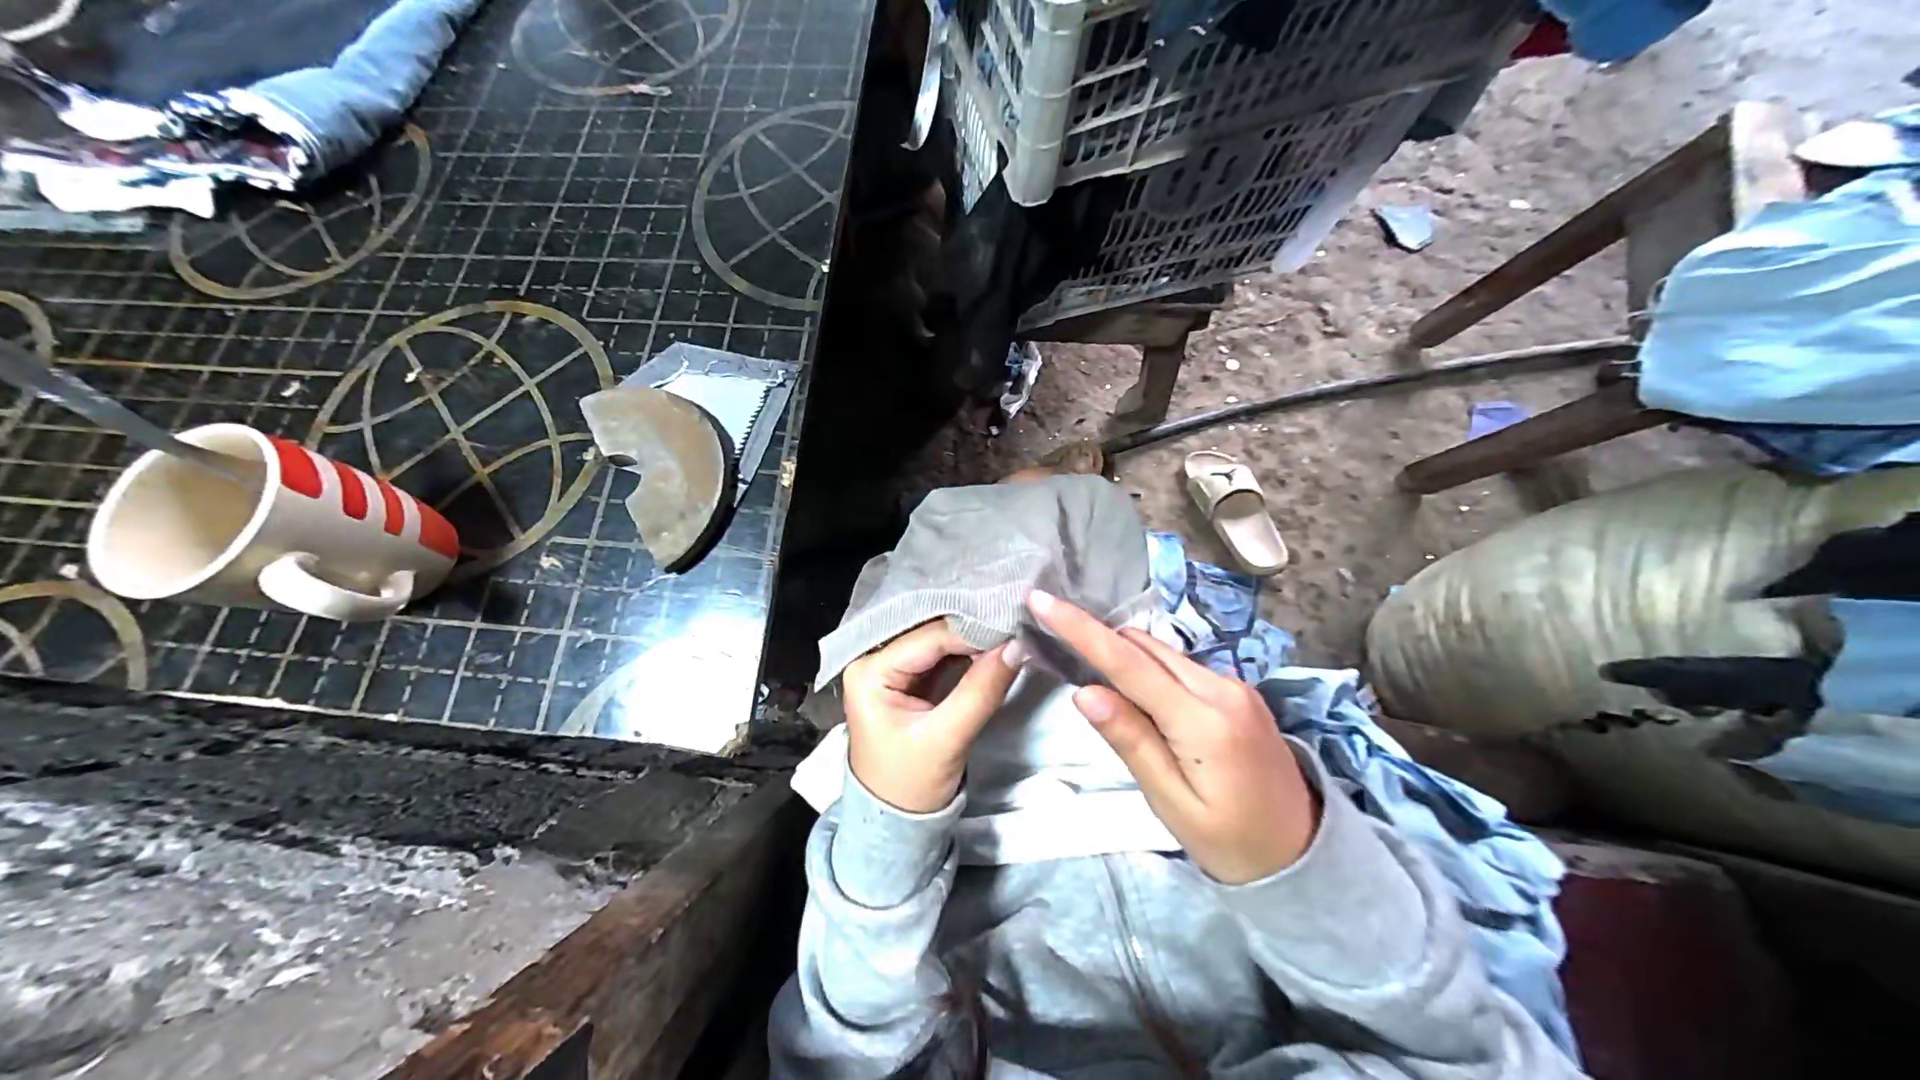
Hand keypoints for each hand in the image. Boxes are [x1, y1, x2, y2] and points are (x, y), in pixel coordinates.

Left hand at [842, 620, 1020, 812]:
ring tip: (1010, 632)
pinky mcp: (909, 680)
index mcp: (869, 671)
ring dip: (973, 639)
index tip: (1013, 625)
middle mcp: (874, 660)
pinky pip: (942, 656)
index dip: (972, 630)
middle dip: (973, 628)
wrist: (894, 823)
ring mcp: (891, 669)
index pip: (928, 638)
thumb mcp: (946, 740)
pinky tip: (994, 648)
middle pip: (931, 633)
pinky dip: (968, 654)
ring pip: (939, 641)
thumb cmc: (909, 786)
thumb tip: (1018, 646)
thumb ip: (981, 691)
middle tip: (1014, 622)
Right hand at [1026, 590, 1319, 883]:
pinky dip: (1148, 667)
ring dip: (1122, 653)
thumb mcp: (1172, 802)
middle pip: (1145, 647)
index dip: (1080, 628)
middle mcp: (1222, 688)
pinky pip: (1181, 666)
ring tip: (1083, 662)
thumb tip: (1085, 691)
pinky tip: (1131, 688)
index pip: (1129, 662)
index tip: (1042, 599)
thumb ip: (1131, 741)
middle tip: (1052, 640)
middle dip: (1097, 636)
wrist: (1306, 855)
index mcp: (1204, 721)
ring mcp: (1235, 686)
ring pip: (1162, 652)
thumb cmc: (1232, 843)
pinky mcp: (1238, 692)